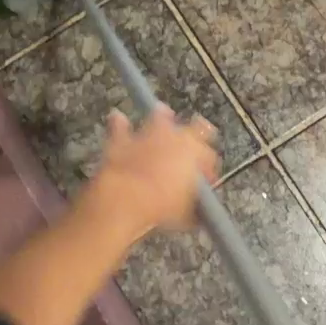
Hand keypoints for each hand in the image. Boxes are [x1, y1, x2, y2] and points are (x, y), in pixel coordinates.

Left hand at [86, 105, 219, 232]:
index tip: (206, 174)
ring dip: (161, 116)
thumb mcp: (185, 213)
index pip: (209, 153)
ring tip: (163, 111)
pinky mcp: (122, 140)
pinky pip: (120, 126)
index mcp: (194, 153)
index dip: (208, 163)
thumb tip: (197, 212)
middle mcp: (174, 137)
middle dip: (194, 131)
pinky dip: (119, 122)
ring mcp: (147, 135)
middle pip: (191, 128)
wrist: (126, 197)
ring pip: (158, 118)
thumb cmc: (162, 205)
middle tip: (194, 139)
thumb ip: (193, 206)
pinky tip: (117, 116)